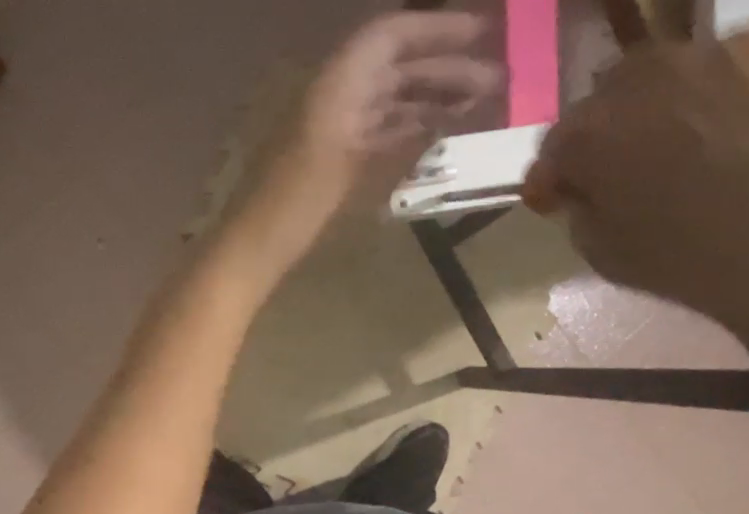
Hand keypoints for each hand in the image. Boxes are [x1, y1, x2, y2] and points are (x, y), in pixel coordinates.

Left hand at [227, 11, 501, 271]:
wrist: (252, 249)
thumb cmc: (295, 208)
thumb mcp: (353, 170)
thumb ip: (400, 141)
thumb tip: (444, 120)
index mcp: (334, 86)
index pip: (389, 36)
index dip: (435, 30)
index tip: (482, 33)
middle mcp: (332, 96)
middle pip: (393, 66)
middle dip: (444, 68)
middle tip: (496, 80)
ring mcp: (330, 128)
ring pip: (388, 99)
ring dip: (431, 98)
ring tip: (478, 106)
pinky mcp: (330, 159)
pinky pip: (377, 130)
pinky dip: (409, 127)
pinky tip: (439, 135)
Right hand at [525, 15, 748, 348]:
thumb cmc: (698, 264)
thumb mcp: (606, 254)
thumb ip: (582, 206)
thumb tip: (584, 184)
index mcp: (593, 131)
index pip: (558, 142)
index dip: (559, 173)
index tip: (565, 197)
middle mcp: (651, 71)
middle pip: (619, 90)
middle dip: (621, 125)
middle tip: (643, 167)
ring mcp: (729, 45)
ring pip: (691, 69)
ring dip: (688, 100)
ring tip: (717, 143)